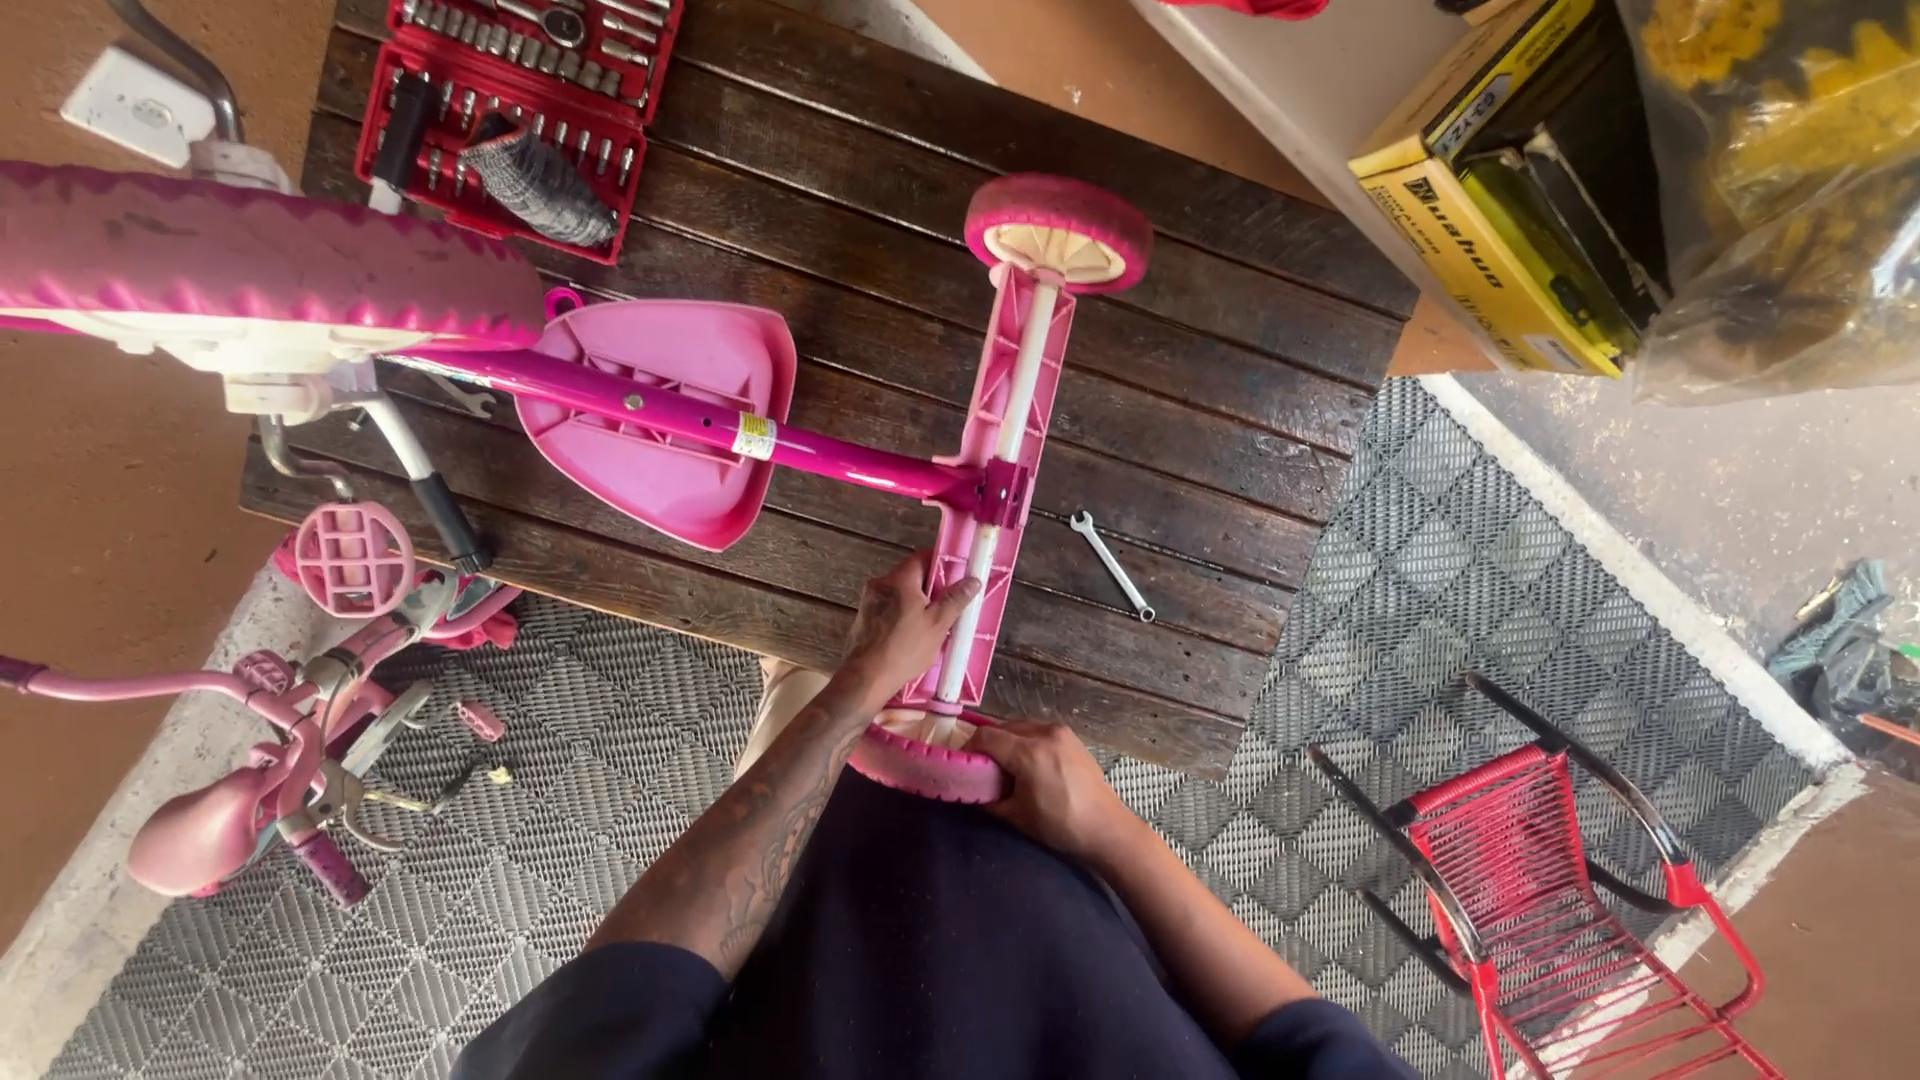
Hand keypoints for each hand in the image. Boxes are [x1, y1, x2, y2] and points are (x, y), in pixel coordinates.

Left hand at [840, 551, 981, 703]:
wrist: (866, 678)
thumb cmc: (905, 648)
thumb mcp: (938, 624)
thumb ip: (955, 599)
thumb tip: (973, 579)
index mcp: (899, 579)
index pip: (922, 556)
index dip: (941, 562)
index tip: (957, 575)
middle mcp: (880, 584)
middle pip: (911, 575)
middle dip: (932, 586)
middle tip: (950, 602)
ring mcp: (869, 601)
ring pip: (900, 593)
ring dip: (917, 602)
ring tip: (935, 621)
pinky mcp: (864, 619)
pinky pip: (889, 608)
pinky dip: (903, 613)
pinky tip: (914, 633)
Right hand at [965, 720, 1139, 861]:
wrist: (1107, 828)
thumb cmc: (1061, 826)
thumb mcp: (1017, 816)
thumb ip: (989, 800)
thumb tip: (971, 792)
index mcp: (1029, 753)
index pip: (986, 736)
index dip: (969, 748)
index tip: (964, 764)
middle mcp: (1044, 733)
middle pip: (1002, 728)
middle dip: (988, 745)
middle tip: (983, 768)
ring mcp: (1060, 731)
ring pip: (1020, 726)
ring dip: (1007, 741)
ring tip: (1005, 765)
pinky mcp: (1071, 736)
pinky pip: (1037, 730)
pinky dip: (1025, 740)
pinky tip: (1027, 762)